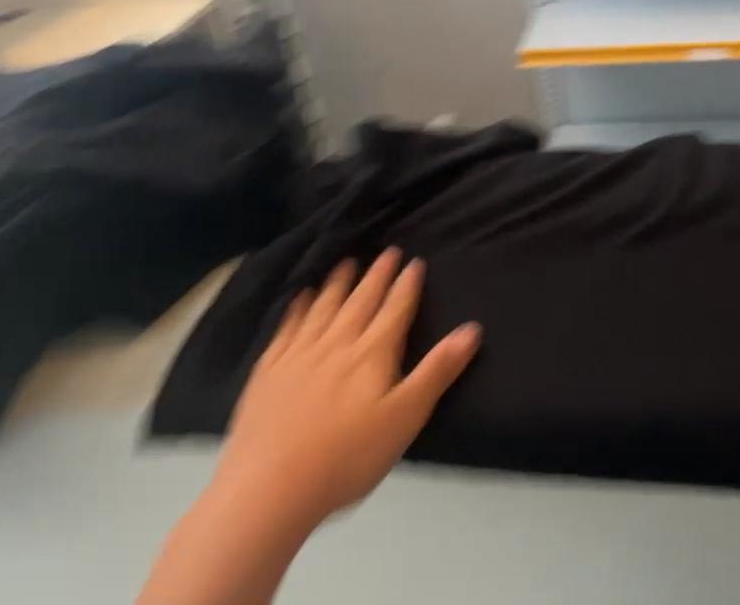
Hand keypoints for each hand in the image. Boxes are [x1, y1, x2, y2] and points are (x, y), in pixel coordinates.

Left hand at [210, 248, 481, 531]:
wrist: (268, 488)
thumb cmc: (347, 456)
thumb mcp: (406, 417)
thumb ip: (438, 371)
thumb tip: (472, 328)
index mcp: (372, 354)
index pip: (394, 311)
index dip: (406, 286)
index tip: (414, 261)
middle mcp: (335, 344)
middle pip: (360, 302)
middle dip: (376, 277)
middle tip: (386, 252)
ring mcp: (297, 357)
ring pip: (323, 309)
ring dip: (338, 285)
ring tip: (346, 264)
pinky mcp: (267, 374)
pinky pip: (286, 329)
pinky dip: (297, 310)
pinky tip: (300, 300)